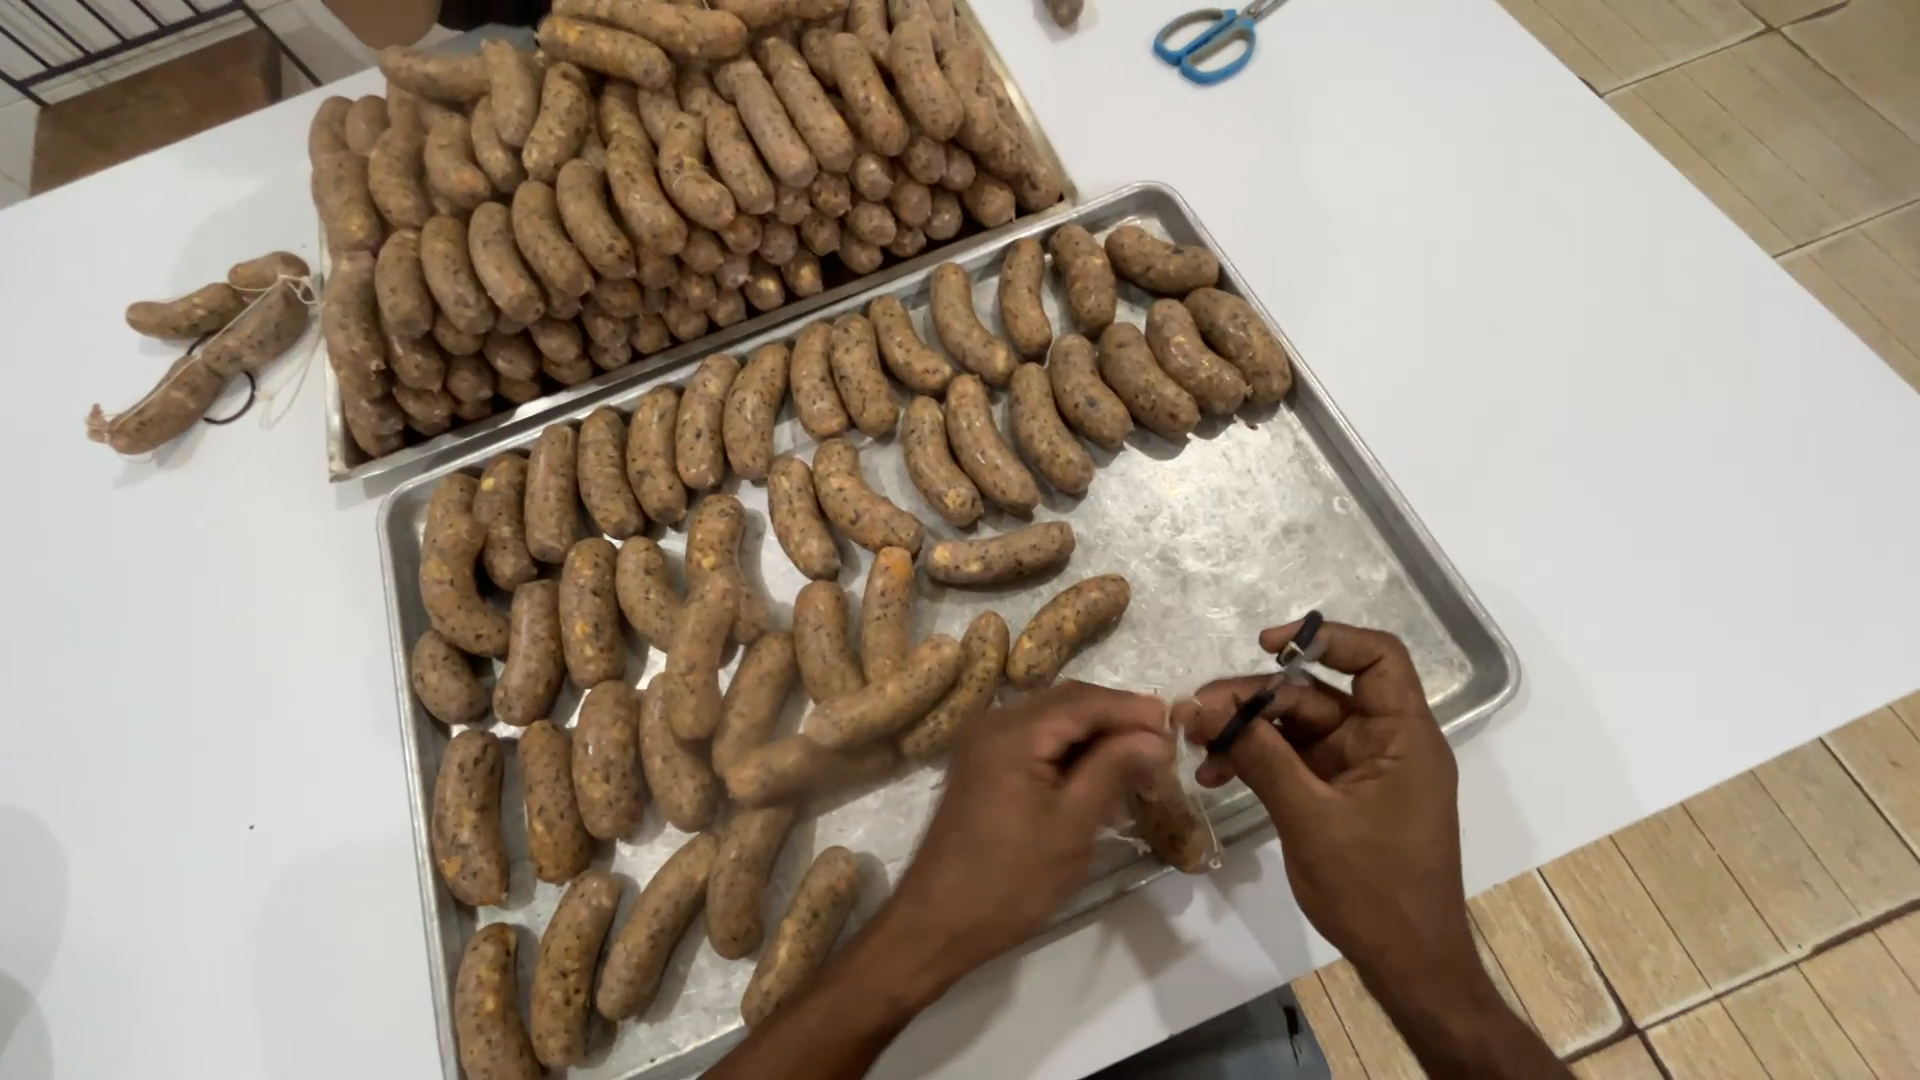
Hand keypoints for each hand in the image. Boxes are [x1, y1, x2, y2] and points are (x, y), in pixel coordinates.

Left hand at [887, 682, 1172, 984]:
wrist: (937, 921)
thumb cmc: (1009, 880)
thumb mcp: (1071, 825)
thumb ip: (1112, 769)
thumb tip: (1155, 737)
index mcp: (1012, 732)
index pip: (1083, 702)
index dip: (1131, 709)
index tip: (1175, 723)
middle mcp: (993, 724)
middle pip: (1066, 705)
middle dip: (1116, 720)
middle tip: (1162, 744)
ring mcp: (983, 744)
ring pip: (1052, 723)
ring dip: (1095, 738)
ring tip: (1139, 763)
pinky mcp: (982, 766)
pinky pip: (1034, 743)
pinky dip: (1069, 754)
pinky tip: (1099, 779)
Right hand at [1175, 620, 1477, 993]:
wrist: (1406, 966)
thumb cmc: (1375, 890)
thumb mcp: (1311, 817)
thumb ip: (1260, 757)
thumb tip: (1202, 709)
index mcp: (1402, 737)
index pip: (1377, 658)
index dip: (1325, 639)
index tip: (1267, 647)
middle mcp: (1380, 741)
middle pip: (1314, 694)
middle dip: (1253, 699)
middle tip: (1198, 713)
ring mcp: (1355, 767)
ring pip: (1292, 726)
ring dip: (1244, 732)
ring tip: (1196, 745)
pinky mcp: (1333, 791)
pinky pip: (1288, 759)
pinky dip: (1253, 761)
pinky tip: (1214, 775)